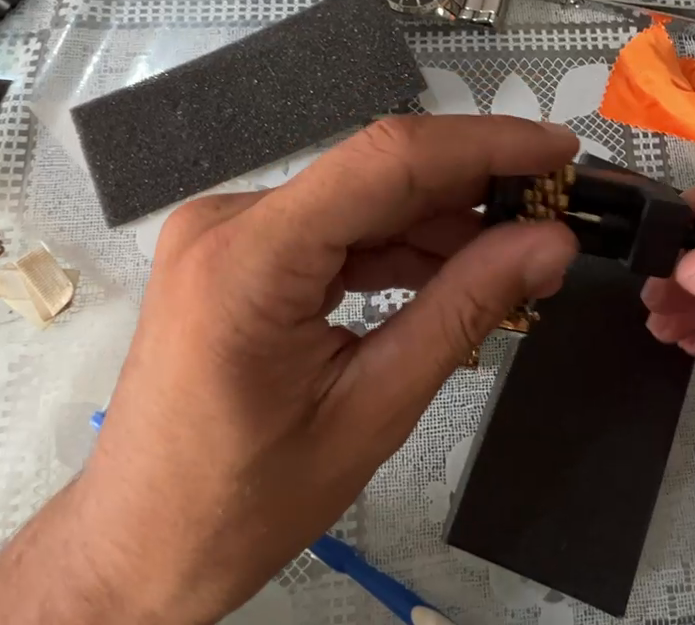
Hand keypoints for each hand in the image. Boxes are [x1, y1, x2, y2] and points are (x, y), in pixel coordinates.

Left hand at [0, 116, 578, 624]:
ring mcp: (230, 231)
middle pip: (379, 173)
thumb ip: (464, 310)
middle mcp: (231, 218)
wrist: (134, 550)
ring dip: (443, 220)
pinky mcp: (240, 252)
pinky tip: (455, 267)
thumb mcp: (372, 409)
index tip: (561, 150)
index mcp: (249, 256)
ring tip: (517, 250)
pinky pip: (338, 229)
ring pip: (364, 199)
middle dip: (475, 185)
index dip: (486, 144)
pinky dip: (400, 246)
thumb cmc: (243, 503)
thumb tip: (549, 243)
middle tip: (553, 208)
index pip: (389, 160)